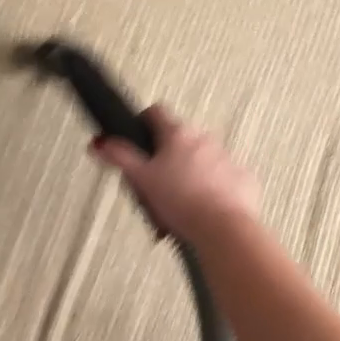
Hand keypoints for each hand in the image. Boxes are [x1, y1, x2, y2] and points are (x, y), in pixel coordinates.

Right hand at [91, 105, 261, 241]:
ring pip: (201, 160)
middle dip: (165, 158)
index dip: (142, 122)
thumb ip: (118, 157)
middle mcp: (204, 140)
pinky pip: (222, 179)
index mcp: (177, 134)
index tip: (137, 135)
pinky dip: (212, 190)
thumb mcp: (141, 179)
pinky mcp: (240, 179)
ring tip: (176, 204)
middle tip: (154, 183)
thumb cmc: (184, 203)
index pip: (155, 112)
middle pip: (178, 140)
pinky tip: (201, 209)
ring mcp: (225, 158)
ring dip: (189, 175)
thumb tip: (99, 143)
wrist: (223, 228)